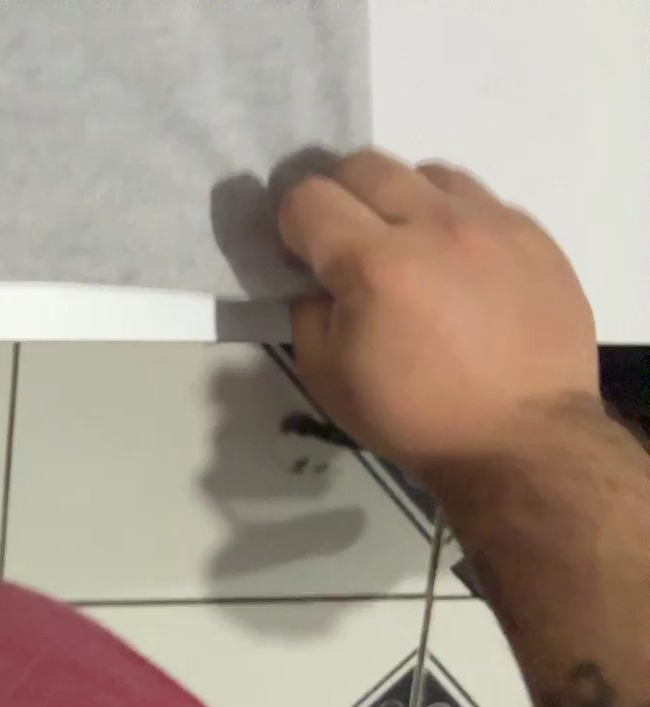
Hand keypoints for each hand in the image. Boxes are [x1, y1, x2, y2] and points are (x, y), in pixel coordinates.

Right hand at [278, 148, 599, 479]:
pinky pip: (475, 199)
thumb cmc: (400, 408)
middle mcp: (435, 227)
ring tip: (391, 245)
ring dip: (392, 199)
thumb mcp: (321, 368)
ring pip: (426, 172)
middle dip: (332, 194)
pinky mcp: (532, 234)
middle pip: (366, 164)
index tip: (286, 249)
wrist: (512, 431)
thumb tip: (314, 280)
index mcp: (373, 264)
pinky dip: (442, 217)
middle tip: (328, 238)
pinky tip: (440, 262)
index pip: (308, 200)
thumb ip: (309, 309)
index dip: (284, 220)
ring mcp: (493, 224)